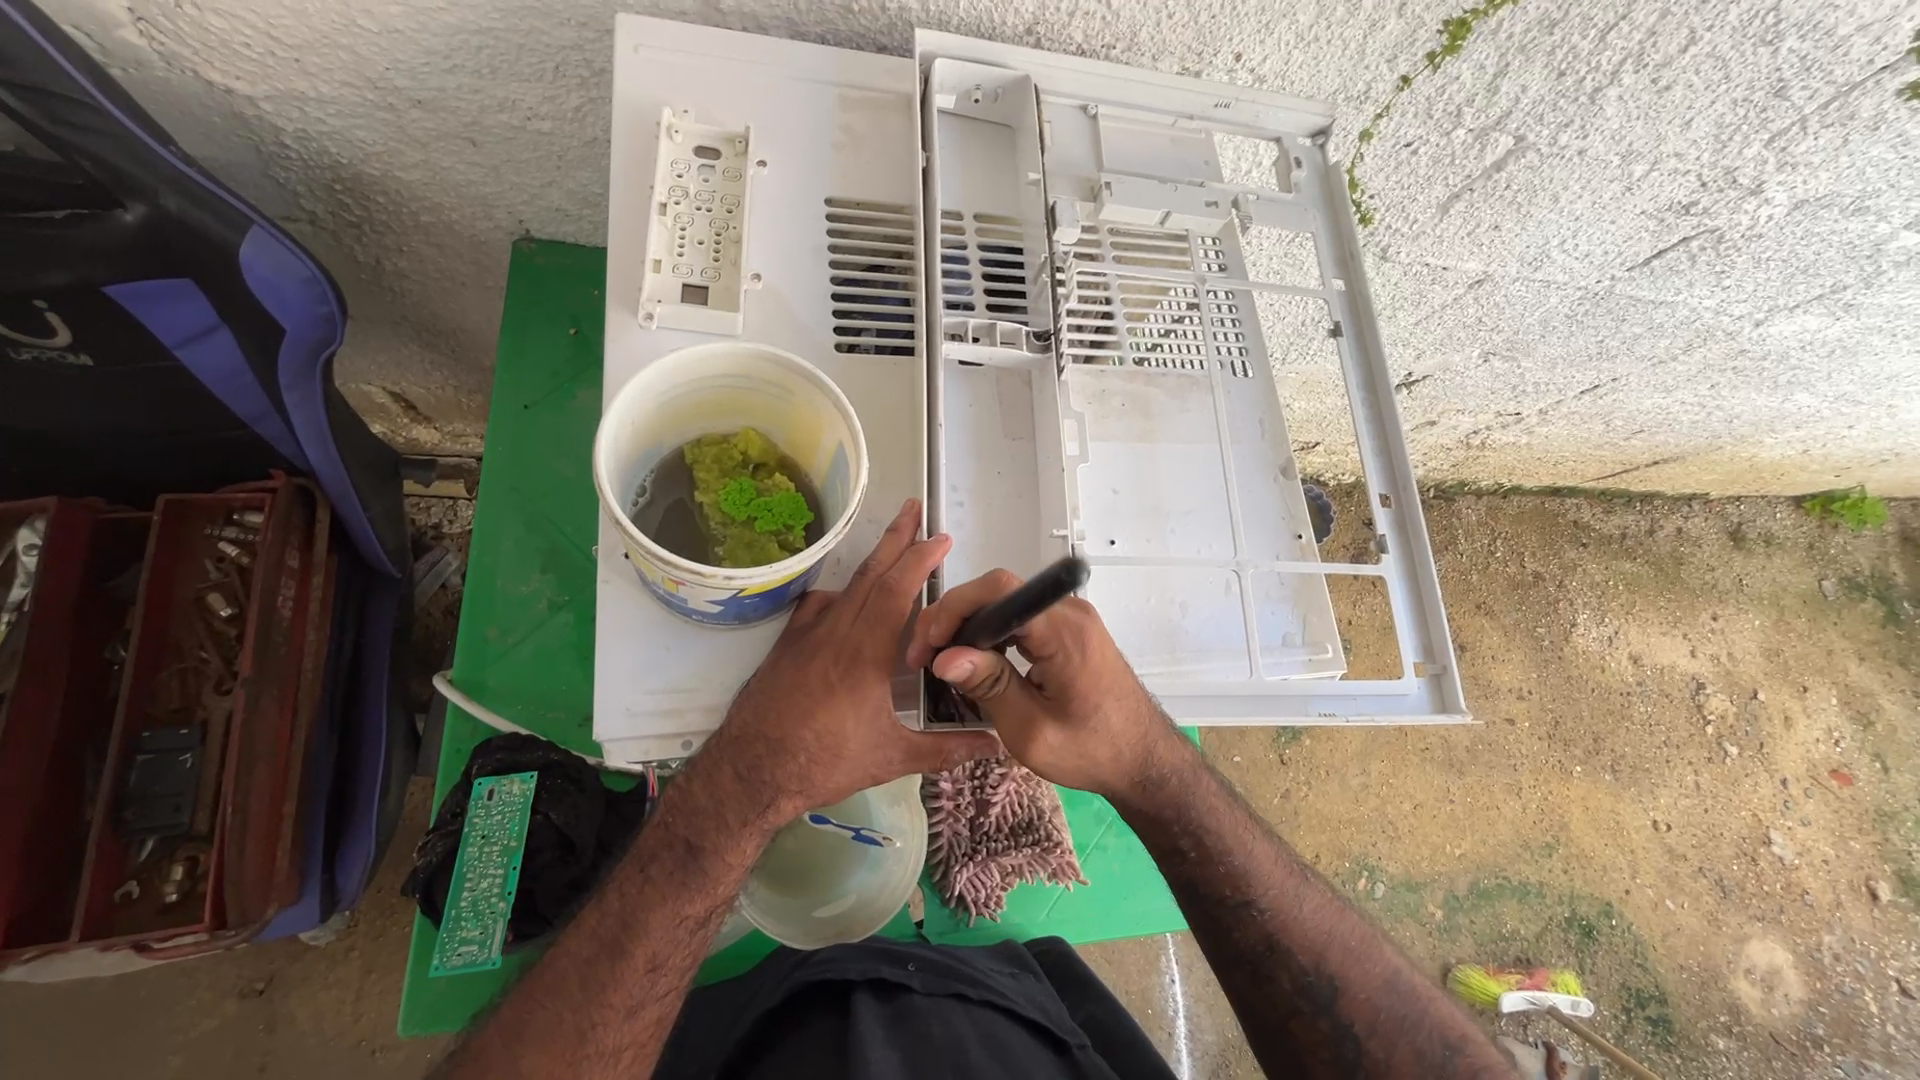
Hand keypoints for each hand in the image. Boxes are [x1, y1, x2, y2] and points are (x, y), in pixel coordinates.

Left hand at [699, 499, 1000, 819]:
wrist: (749, 772)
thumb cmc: (822, 762)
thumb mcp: (891, 758)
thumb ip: (946, 749)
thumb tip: (993, 746)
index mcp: (864, 652)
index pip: (897, 590)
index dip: (920, 559)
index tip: (940, 538)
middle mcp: (834, 632)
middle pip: (870, 573)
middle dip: (896, 538)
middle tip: (913, 508)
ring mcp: (805, 635)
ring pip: (845, 587)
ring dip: (871, 562)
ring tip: (891, 547)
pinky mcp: (786, 646)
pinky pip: (818, 606)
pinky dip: (839, 593)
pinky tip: (844, 601)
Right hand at [907, 568, 1184, 800]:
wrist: (1143, 760)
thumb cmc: (1091, 751)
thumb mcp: (1031, 731)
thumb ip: (989, 687)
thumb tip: (945, 658)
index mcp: (1064, 632)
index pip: (999, 591)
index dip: (955, 609)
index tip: (929, 646)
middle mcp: (1069, 612)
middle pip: (998, 592)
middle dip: (954, 618)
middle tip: (924, 657)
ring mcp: (1072, 618)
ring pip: (1007, 602)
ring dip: (969, 625)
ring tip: (940, 660)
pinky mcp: (1070, 630)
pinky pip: (1022, 617)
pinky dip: (991, 632)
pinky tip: (972, 660)